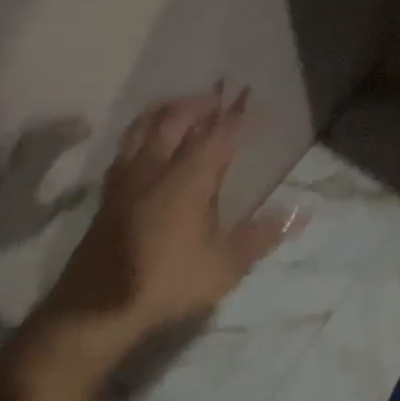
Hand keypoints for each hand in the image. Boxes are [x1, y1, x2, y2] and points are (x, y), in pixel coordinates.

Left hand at [42, 85, 297, 337]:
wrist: (99, 304)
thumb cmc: (168, 283)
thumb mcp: (224, 267)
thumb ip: (260, 236)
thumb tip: (300, 213)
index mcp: (188, 180)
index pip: (217, 135)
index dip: (236, 115)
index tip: (249, 97)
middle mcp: (155, 167)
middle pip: (176, 119)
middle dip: (200, 104)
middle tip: (219, 96)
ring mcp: (126, 177)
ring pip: (144, 126)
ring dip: (167, 111)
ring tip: (182, 107)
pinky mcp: (108, 192)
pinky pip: (127, 146)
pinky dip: (142, 132)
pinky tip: (145, 143)